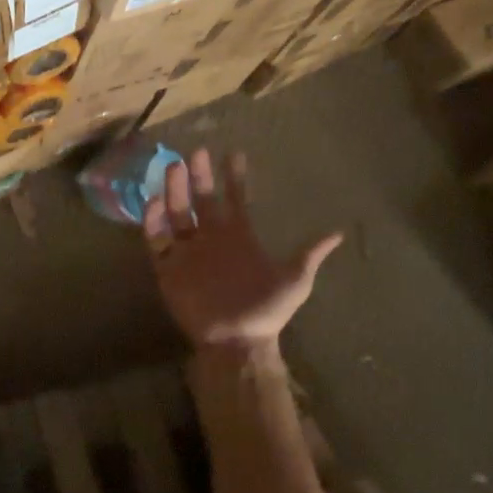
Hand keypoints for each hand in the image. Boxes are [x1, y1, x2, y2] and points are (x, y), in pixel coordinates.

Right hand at [144, 149, 341, 348]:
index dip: (234, 178)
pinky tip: (154, 203)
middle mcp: (210, 238)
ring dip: (174, 191)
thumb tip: (339, 233)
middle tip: (196, 152)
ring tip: (174, 168)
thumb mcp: (294, 280)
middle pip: (201, 200)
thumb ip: (309, 254)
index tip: (233, 153)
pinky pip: (157, 239)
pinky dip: (153, 221)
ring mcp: (188, 251)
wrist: (237, 339)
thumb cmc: (266, 309)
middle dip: (198, 176)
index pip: (234, 200)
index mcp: (238, 238)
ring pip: (176, 213)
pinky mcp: (168, 267)